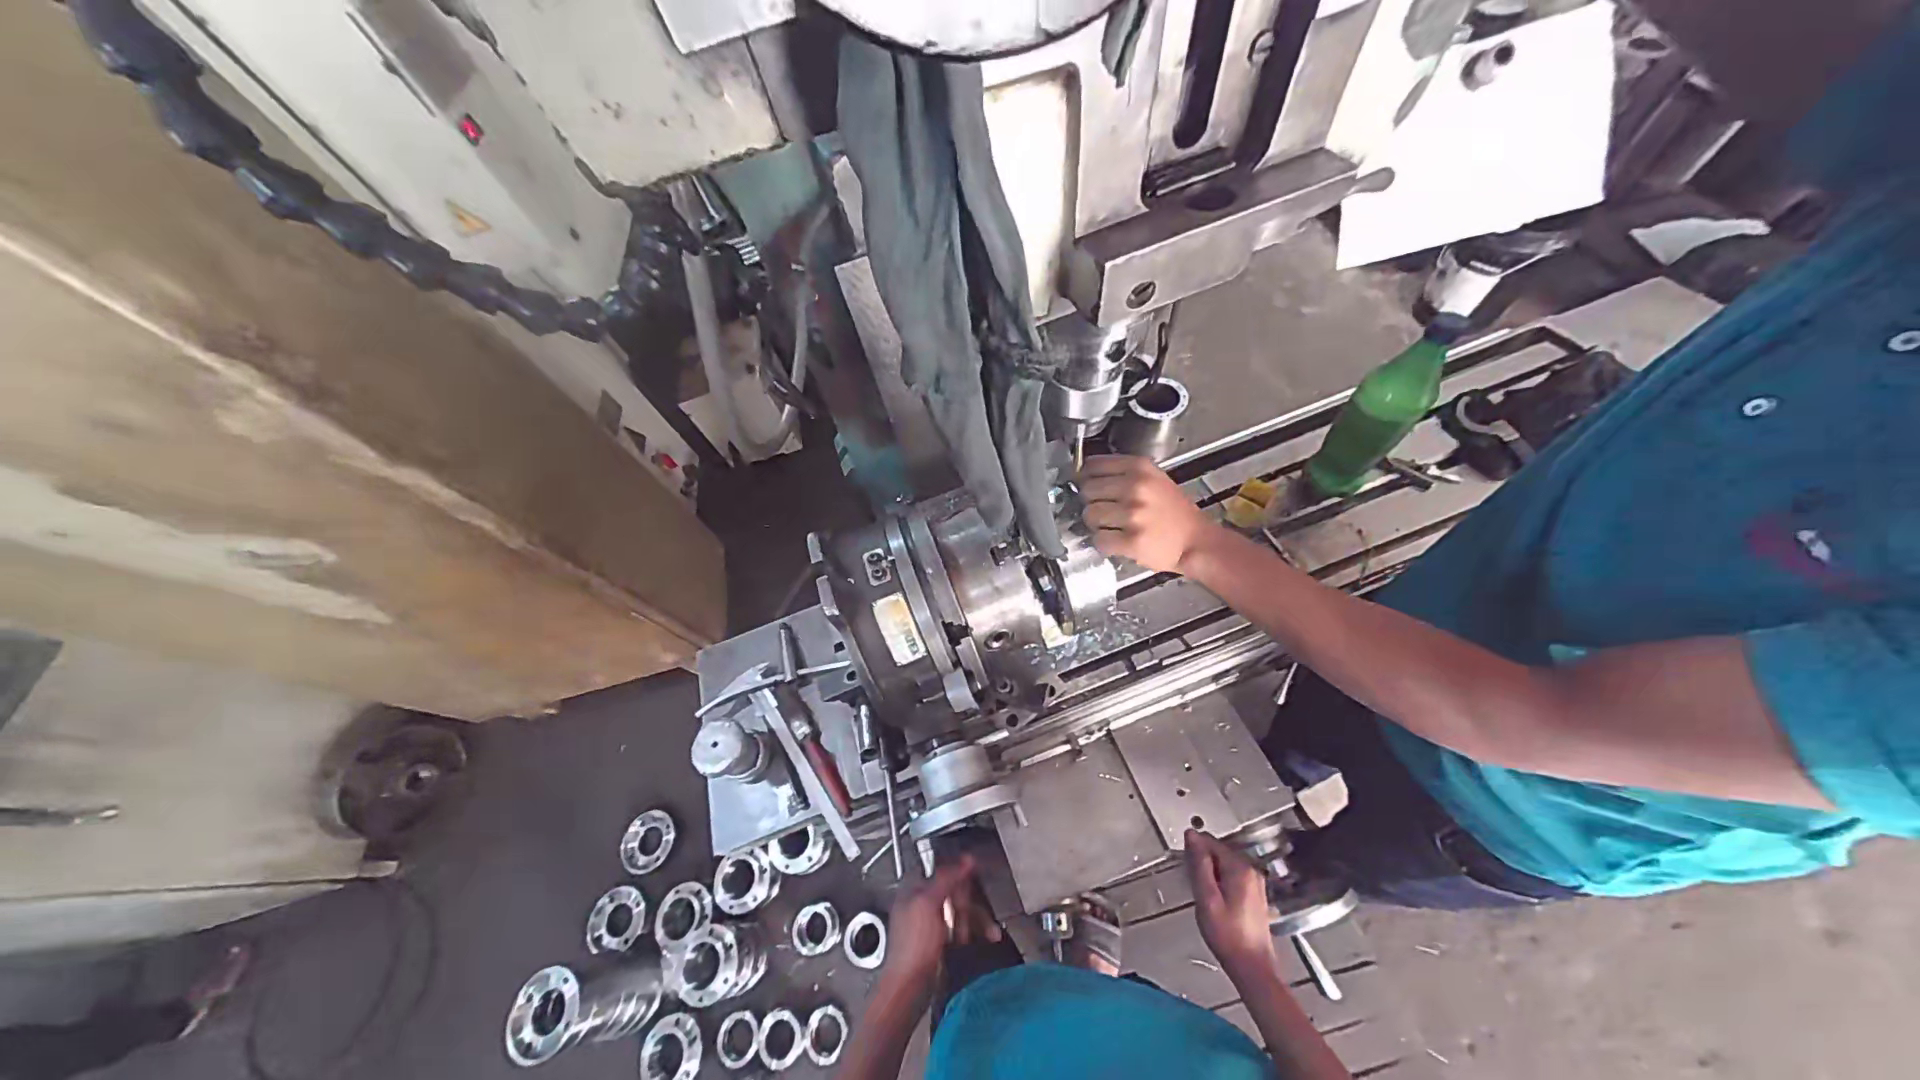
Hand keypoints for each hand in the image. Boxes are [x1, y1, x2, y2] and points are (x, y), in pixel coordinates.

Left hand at [878, 855, 1000, 993]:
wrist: (909, 988)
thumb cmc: (914, 944)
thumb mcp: (929, 904)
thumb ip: (946, 879)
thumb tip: (965, 860)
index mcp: (913, 889)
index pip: (942, 871)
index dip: (960, 875)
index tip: (976, 880)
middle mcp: (920, 903)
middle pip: (953, 892)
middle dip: (971, 904)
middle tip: (979, 916)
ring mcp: (929, 924)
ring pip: (959, 911)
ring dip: (976, 920)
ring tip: (990, 933)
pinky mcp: (937, 942)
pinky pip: (959, 929)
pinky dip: (972, 932)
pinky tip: (984, 938)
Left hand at [1082, 456, 1220, 574]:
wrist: (1197, 542)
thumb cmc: (1175, 513)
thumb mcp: (1155, 479)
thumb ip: (1123, 473)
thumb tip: (1085, 476)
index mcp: (1140, 467)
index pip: (1092, 465)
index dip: (1086, 478)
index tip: (1090, 486)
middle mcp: (1135, 487)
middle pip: (1087, 490)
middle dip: (1092, 502)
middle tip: (1106, 511)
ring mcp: (1133, 514)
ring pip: (1089, 515)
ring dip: (1097, 524)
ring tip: (1114, 527)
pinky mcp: (1131, 540)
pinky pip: (1098, 539)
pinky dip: (1104, 543)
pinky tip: (1118, 541)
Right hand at [1185, 829, 1275, 976]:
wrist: (1252, 967)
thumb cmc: (1226, 934)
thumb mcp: (1206, 897)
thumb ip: (1199, 863)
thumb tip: (1192, 835)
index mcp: (1239, 867)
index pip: (1211, 842)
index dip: (1194, 850)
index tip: (1186, 868)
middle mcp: (1251, 870)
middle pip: (1219, 851)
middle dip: (1203, 862)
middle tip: (1194, 885)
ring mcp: (1256, 882)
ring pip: (1225, 864)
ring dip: (1211, 872)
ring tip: (1203, 894)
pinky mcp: (1256, 894)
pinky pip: (1233, 876)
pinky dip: (1221, 881)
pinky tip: (1215, 900)